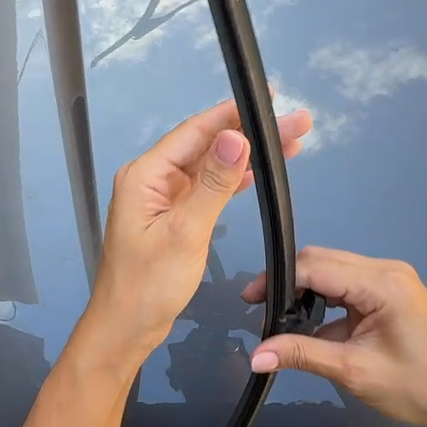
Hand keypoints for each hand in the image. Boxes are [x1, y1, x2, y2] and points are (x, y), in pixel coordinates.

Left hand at [81, 100, 312, 365]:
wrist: (127, 328)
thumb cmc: (150, 284)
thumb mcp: (185, 232)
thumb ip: (213, 184)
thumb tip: (236, 136)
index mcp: (145, 175)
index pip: (195, 132)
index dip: (234, 114)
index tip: (272, 99)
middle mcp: (152, 180)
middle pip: (206, 145)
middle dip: (251, 133)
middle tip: (299, 123)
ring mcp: (162, 199)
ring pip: (210, 166)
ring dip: (247, 156)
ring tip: (292, 142)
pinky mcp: (173, 218)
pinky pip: (207, 189)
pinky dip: (233, 180)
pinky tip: (257, 172)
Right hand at [242, 247, 426, 426]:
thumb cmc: (417, 388)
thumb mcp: (353, 372)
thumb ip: (301, 355)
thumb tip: (254, 357)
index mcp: (382, 284)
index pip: (314, 266)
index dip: (277, 281)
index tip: (250, 303)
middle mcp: (386, 270)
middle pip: (321, 260)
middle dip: (287, 282)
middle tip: (260, 311)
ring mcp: (392, 278)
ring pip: (331, 269)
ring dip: (304, 290)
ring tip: (282, 319)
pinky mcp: (392, 291)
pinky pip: (346, 283)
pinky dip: (324, 299)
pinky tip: (311, 324)